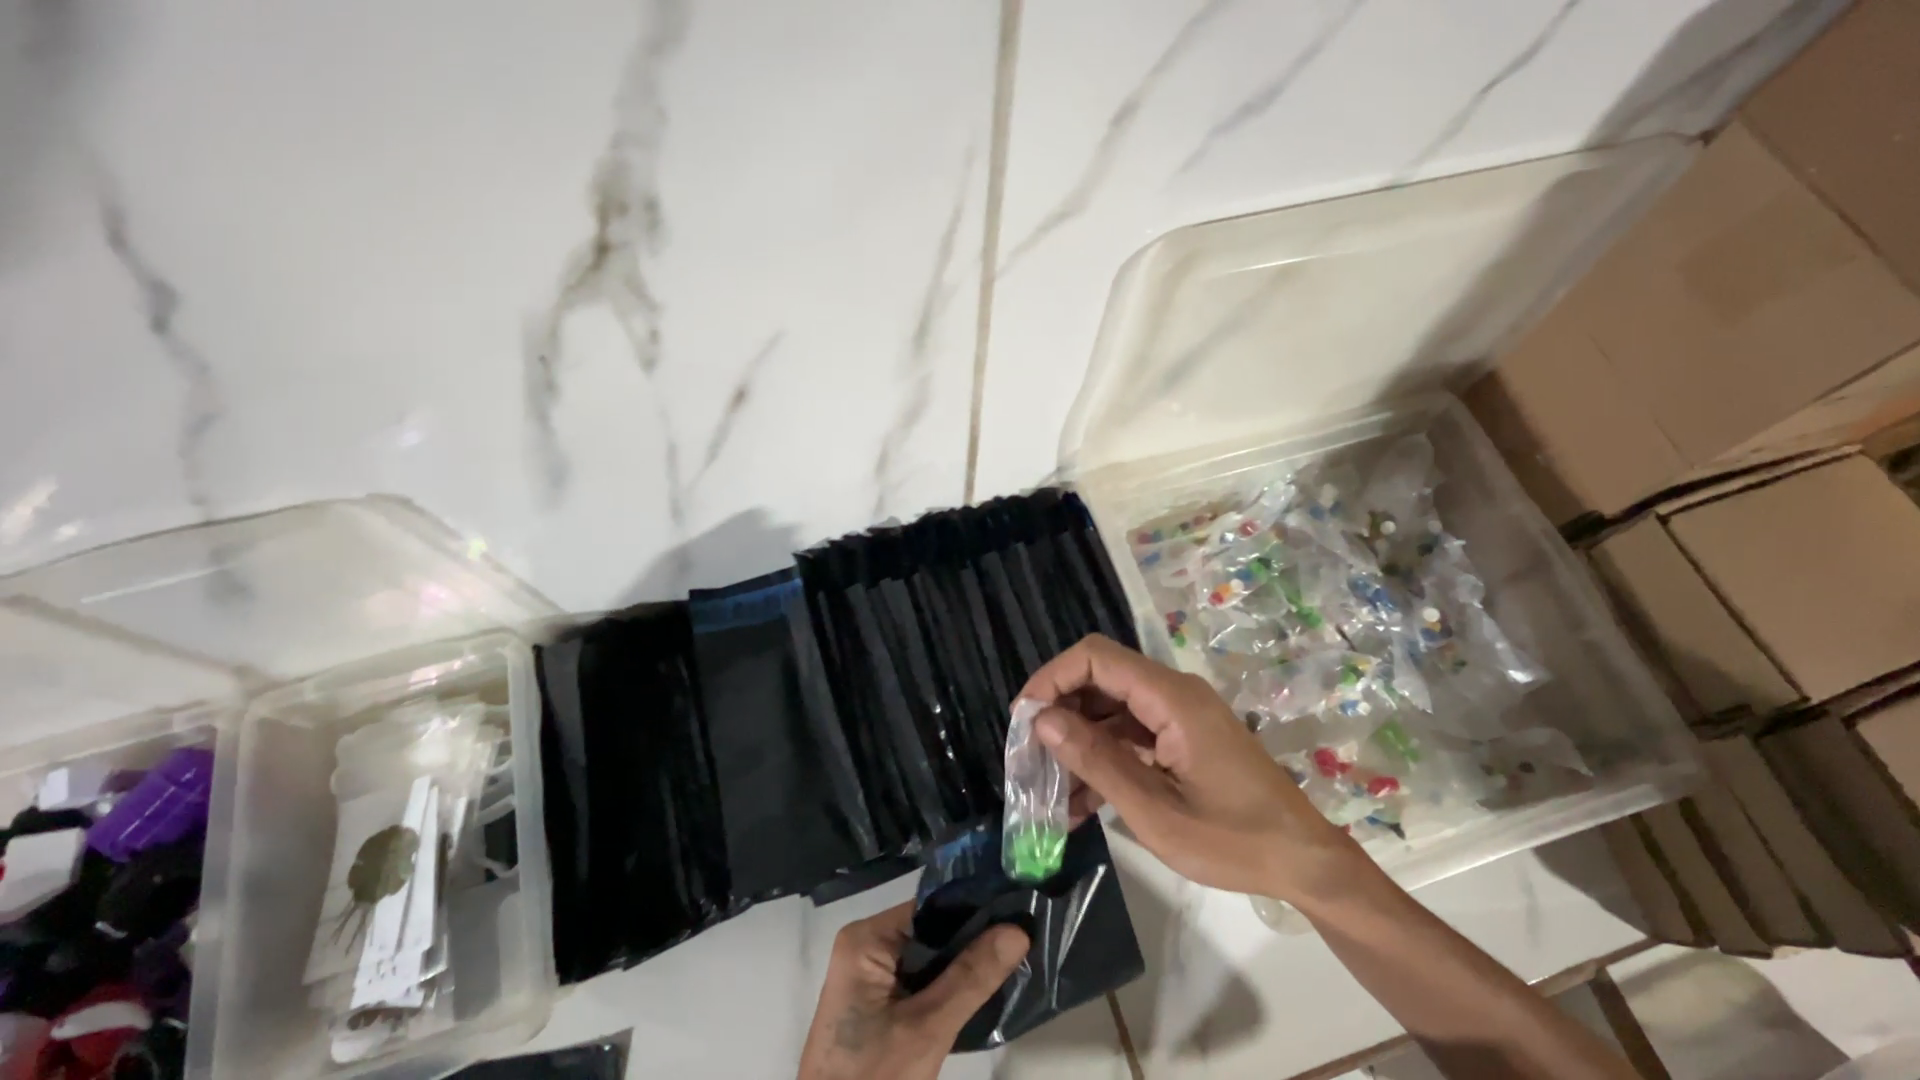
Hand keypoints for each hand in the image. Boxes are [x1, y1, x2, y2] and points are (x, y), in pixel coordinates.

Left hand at [797, 901, 1028, 1079]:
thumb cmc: (873, 1076)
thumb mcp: (927, 1028)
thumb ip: (971, 977)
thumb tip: (1019, 929)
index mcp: (866, 939)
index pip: (931, 908)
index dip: (975, 910)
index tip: (1021, 914)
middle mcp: (866, 946)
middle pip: (932, 931)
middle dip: (974, 940)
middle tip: (1026, 941)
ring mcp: (871, 975)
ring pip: (931, 957)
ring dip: (965, 965)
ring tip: (1015, 960)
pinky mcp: (879, 1002)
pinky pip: (921, 980)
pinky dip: (949, 987)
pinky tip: (984, 989)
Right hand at [1020, 634, 1365, 901]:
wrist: (1303, 862)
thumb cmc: (1233, 840)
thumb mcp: (1154, 810)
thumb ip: (1096, 760)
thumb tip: (1042, 720)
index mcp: (1172, 699)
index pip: (1096, 658)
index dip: (1051, 679)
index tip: (1023, 722)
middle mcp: (1174, 695)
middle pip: (1100, 681)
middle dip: (1059, 716)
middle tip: (1030, 764)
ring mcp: (1180, 718)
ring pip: (1111, 711)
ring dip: (1077, 745)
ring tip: (1051, 796)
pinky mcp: (1183, 740)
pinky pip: (1131, 735)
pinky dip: (1103, 761)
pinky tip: (1082, 805)